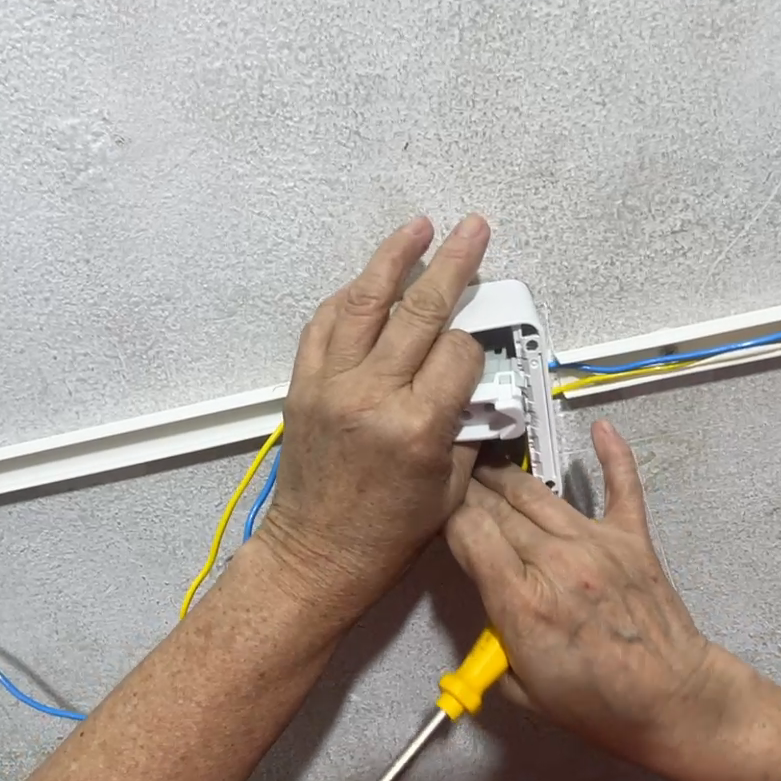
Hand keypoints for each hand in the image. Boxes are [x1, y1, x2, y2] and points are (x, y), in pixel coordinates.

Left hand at [253, 215, 489, 622]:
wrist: (318, 554)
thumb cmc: (391, 534)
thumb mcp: (450, 489)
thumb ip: (468, 429)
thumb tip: (477, 382)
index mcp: (418, 427)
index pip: (458, 354)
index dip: (474, 350)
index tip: (473, 363)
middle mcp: (373, 395)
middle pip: (419, 312)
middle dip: (453, 265)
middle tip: (474, 228)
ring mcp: (331, 385)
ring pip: (364, 304)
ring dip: (393, 259)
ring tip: (419, 226)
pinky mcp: (302, 386)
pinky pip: (323, 326)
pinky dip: (347, 298)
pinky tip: (368, 281)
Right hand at [445, 420, 757, 766]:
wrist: (672, 702)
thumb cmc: (592, 704)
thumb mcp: (518, 686)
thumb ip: (492, 633)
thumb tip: (487, 591)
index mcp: (522, 600)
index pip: (469, 531)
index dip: (446, 515)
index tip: (433, 509)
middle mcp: (555, 560)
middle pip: (497, 506)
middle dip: (468, 489)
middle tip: (450, 476)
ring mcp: (597, 543)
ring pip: (537, 492)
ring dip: (505, 474)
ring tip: (484, 459)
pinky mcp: (632, 538)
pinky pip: (621, 486)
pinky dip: (612, 455)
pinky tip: (599, 428)